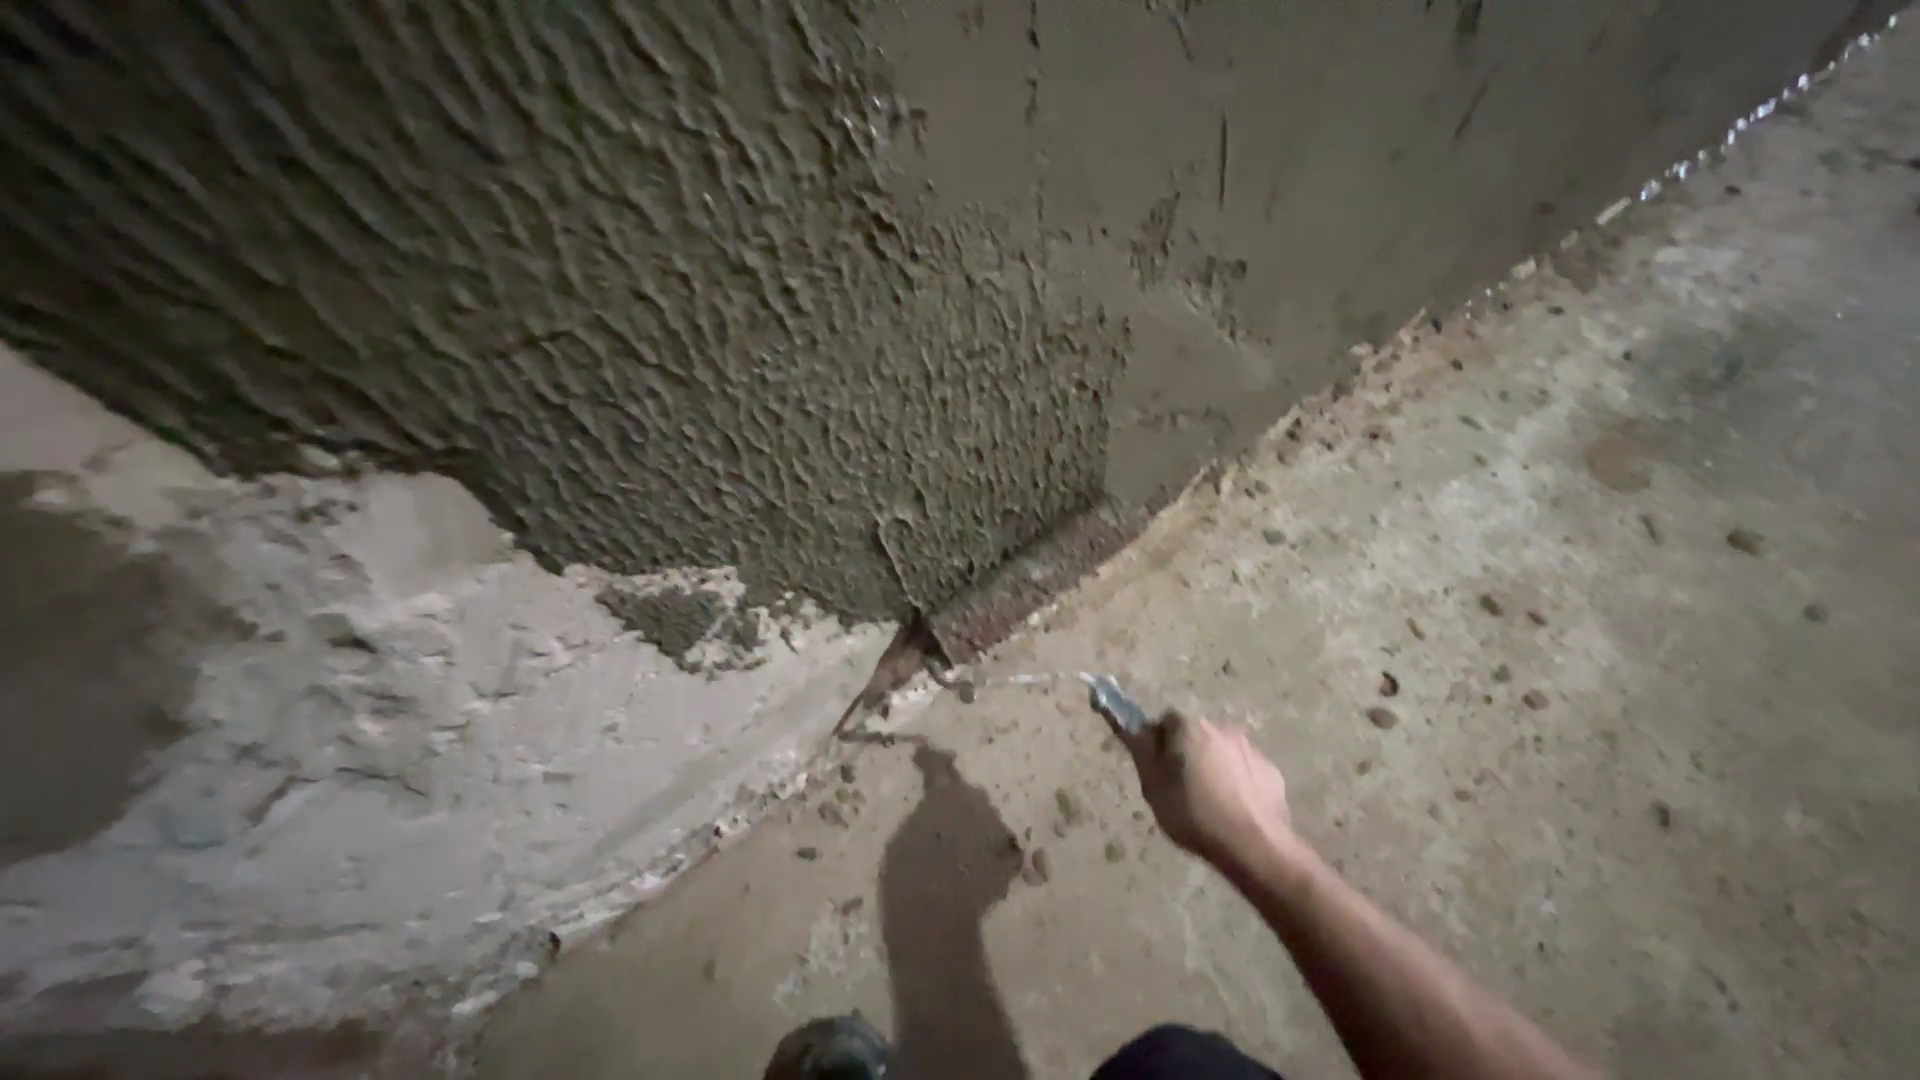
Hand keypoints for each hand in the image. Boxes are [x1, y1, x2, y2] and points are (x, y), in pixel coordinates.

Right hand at [1112, 709, 1294, 868]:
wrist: (1253, 844)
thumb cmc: (1193, 813)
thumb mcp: (1152, 786)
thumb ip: (1141, 750)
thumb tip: (1133, 726)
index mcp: (1189, 727)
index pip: (1165, 721)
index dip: (1159, 744)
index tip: (1158, 770)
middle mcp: (1221, 728)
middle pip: (1195, 735)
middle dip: (1187, 754)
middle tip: (1181, 789)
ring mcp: (1251, 749)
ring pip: (1222, 752)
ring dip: (1214, 768)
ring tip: (1210, 804)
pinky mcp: (1271, 771)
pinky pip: (1246, 771)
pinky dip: (1238, 783)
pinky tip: (1234, 811)